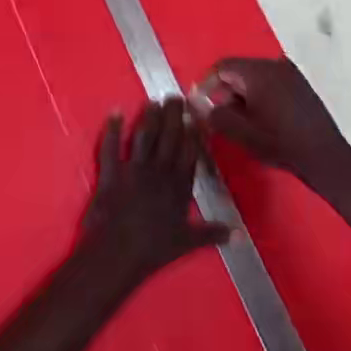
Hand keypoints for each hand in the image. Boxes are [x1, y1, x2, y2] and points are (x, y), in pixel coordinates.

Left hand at [78, 99, 229, 283]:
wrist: (119, 254)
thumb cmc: (155, 249)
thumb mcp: (188, 242)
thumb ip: (212, 234)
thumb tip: (240, 237)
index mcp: (179, 186)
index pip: (190, 152)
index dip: (193, 132)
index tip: (196, 115)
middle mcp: (159, 172)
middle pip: (169, 137)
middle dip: (173, 115)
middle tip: (175, 96)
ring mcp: (133, 170)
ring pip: (144, 137)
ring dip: (149, 118)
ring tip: (154, 101)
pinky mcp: (110, 174)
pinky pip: (110, 147)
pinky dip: (112, 129)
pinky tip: (115, 112)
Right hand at [192, 57, 350, 186]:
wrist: (325, 156)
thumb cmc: (281, 143)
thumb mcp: (242, 133)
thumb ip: (215, 115)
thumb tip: (198, 103)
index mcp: (259, 72)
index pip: (222, 67)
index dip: (206, 84)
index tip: (199, 104)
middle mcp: (276, 65)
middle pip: (239, 70)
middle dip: (225, 91)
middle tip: (219, 117)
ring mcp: (292, 74)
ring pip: (255, 77)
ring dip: (242, 95)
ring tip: (240, 121)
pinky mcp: (301, 85)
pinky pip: (270, 82)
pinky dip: (259, 95)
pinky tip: (260, 118)